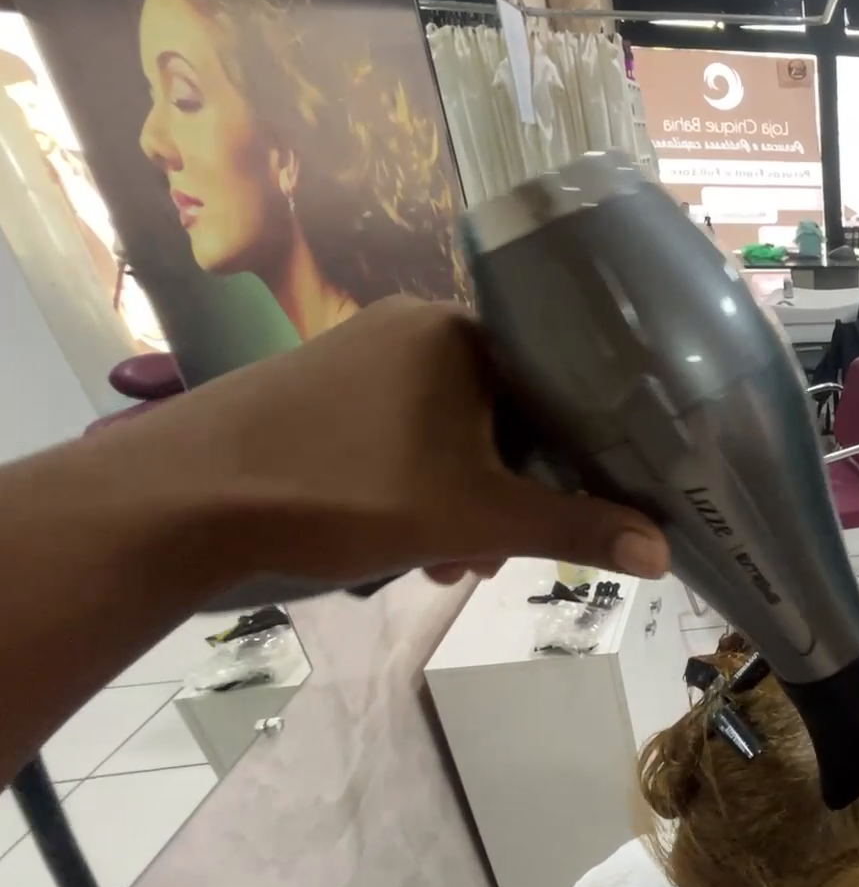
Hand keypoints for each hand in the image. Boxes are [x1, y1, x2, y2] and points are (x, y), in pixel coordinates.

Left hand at [128, 296, 667, 587]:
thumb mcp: (479, 517)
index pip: (563, 384)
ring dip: (475, 498)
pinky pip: (417, 431)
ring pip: (466, 431)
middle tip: (504, 549)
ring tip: (457, 558)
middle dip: (518, 491)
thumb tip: (664, 554)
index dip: (584, 450)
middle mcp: (420, 328)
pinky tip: (420, 537)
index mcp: (462, 333)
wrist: (167, 506)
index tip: (583, 503)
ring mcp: (370, 355)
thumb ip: (578, 531)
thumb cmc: (343, 489)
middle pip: (515, 415)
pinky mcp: (332, 388)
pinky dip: (431, 483)